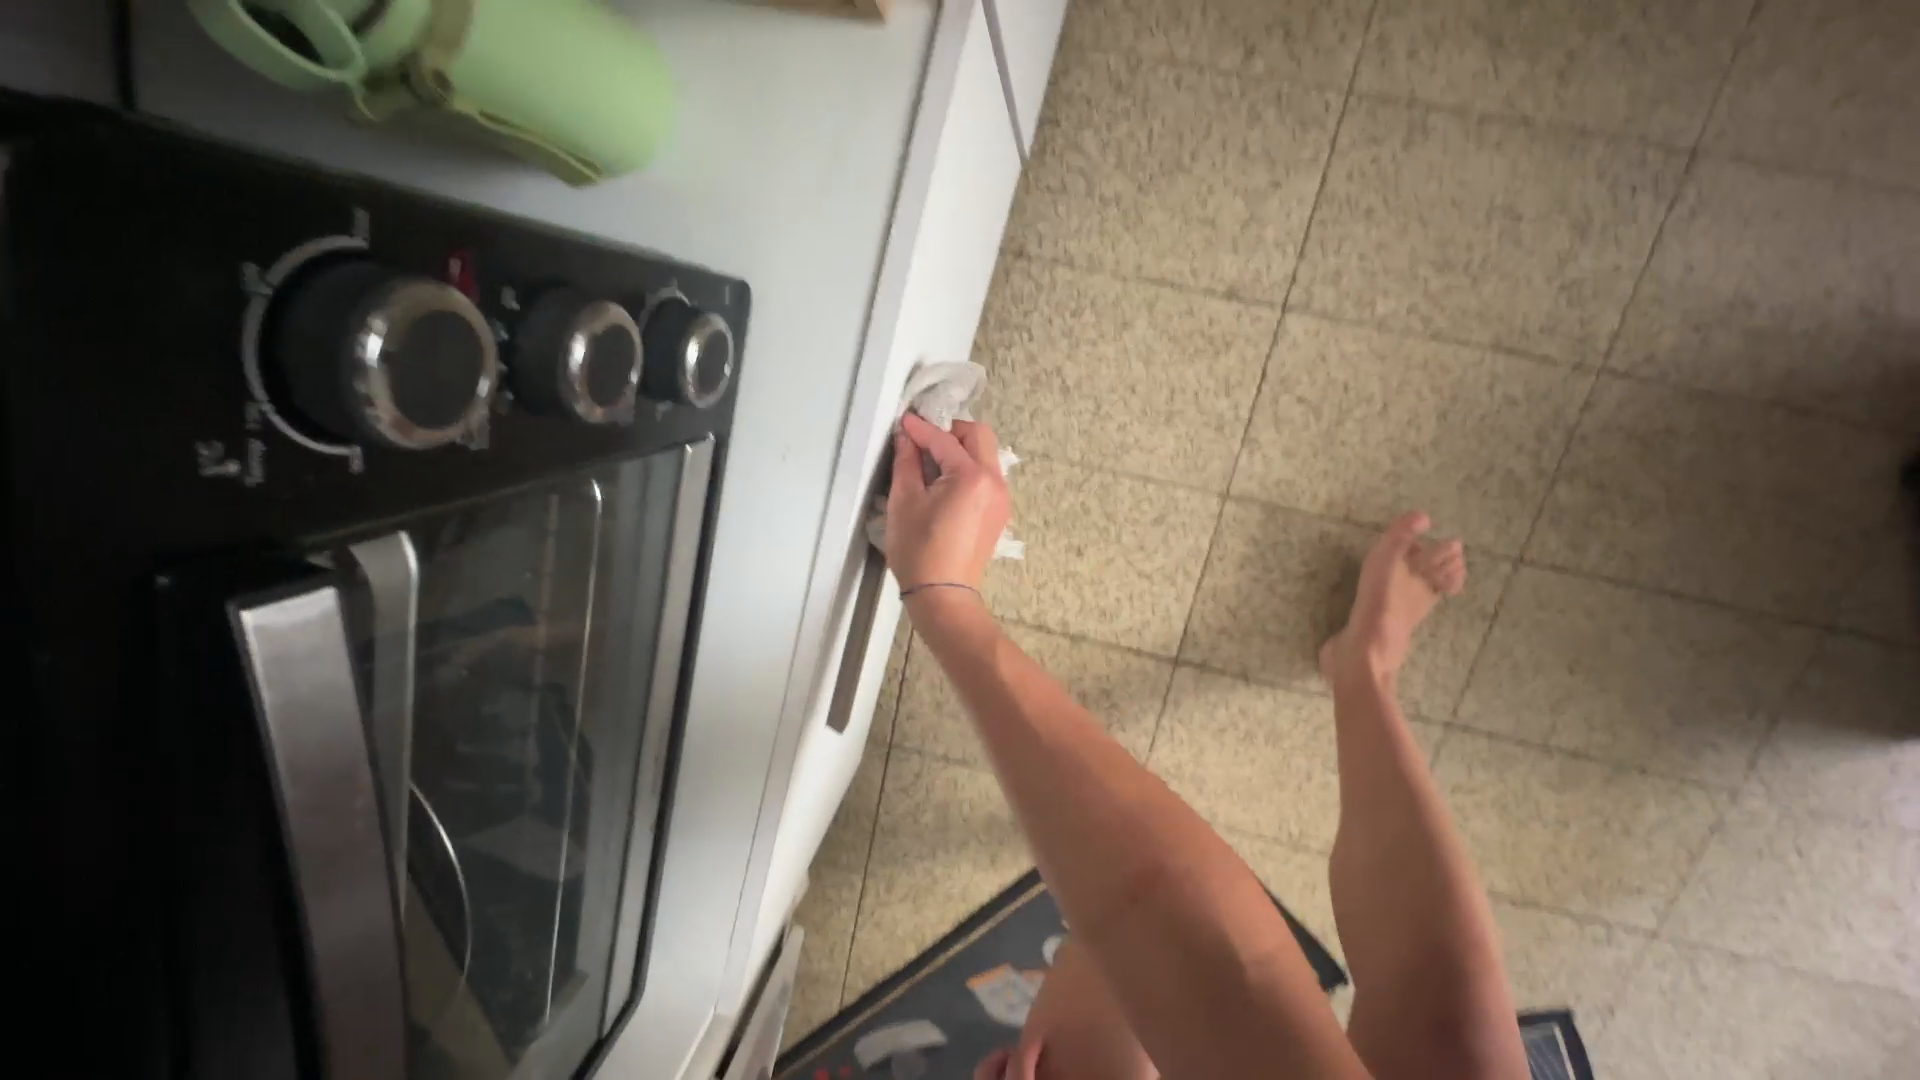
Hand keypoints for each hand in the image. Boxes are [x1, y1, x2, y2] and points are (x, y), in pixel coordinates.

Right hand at [885, 414, 1009, 591]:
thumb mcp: (904, 502)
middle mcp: (994, 482)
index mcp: (971, 477)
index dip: (921, 428)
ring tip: (931, 463)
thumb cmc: (919, 550)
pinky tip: (944, 482)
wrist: (943, 595)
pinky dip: (968, 469)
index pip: (944, 439)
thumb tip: (907, 438)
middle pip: (977, 436)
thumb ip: (906, 462)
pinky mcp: (998, 512)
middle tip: (923, 441)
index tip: (903, 422)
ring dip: (960, 450)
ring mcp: (1001, 498)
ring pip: (985, 455)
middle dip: (950, 431)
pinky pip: (986, 476)